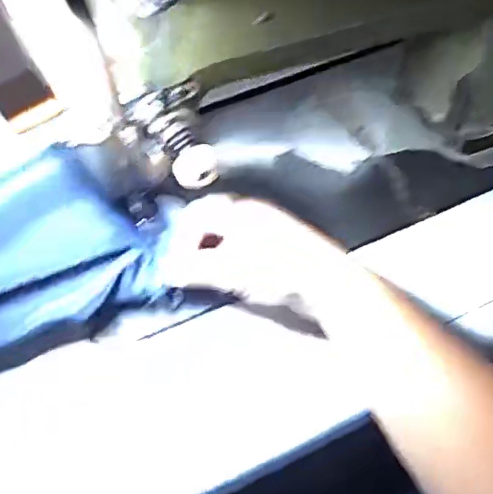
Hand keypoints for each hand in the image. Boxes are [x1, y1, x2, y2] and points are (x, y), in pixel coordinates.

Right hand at [158, 195, 359, 315]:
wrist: (325, 283)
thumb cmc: (276, 270)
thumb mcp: (228, 269)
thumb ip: (194, 269)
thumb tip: (167, 272)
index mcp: (239, 210)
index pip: (195, 215)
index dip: (179, 240)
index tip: (173, 265)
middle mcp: (252, 215)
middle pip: (210, 225)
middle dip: (193, 247)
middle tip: (184, 271)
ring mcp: (268, 231)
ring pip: (227, 238)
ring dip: (211, 256)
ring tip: (205, 278)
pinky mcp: (279, 251)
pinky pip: (244, 251)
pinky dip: (230, 263)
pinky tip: (233, 280)